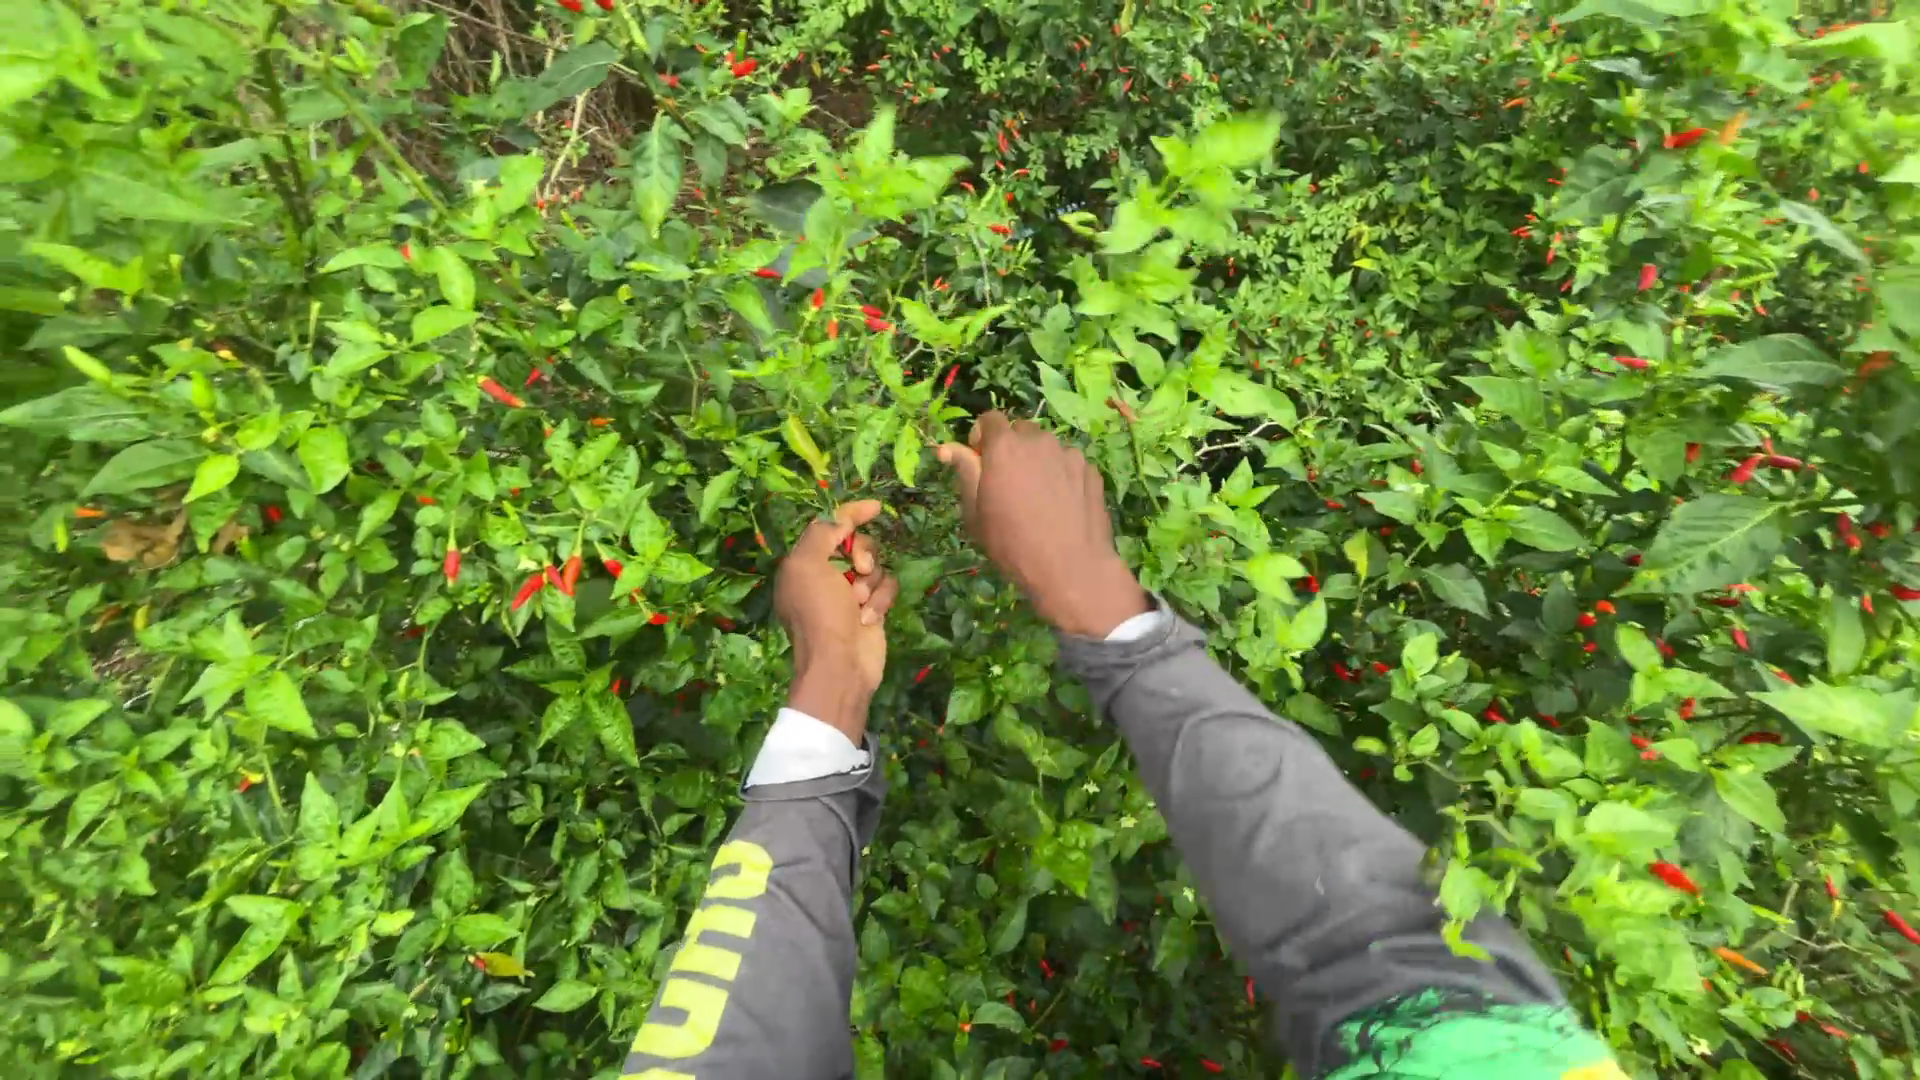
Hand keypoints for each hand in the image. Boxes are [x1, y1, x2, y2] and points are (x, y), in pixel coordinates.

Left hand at [774, 500, 899, 743]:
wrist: (840, 665)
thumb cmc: (820, 613)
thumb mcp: (808, 565)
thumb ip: (822, 532)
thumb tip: (842, 518)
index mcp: (803, 564)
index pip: (829, 526)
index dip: (851, 513)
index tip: (875, 508)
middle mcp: (825, 576)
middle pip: (857, 544)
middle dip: (864, 553)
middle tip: (860, 569)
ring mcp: (850, 594)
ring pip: (876, 566)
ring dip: (872, 582)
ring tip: (861, 603)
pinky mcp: (871, 609)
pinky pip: (887, 587)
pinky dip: (881, 600)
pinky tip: (870, 617)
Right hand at [937, 412, 1149, 637]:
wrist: (1070, 568)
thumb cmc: (1012, 543)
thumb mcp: (976, 511)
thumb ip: (965, 472)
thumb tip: (948, 448)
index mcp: (1005, 446)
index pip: (990, 419)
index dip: (982, 437)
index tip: (981, 461)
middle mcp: (1039, 441)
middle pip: (1020, 430)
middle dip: (1011, 448)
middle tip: (1009, 483)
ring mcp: (1069, 454)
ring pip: (1047, 447)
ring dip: (1038, 461)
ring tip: (1038, 497)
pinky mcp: (1091, 471)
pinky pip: (1069, 464)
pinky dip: (1061, 475)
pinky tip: (1061, 506)